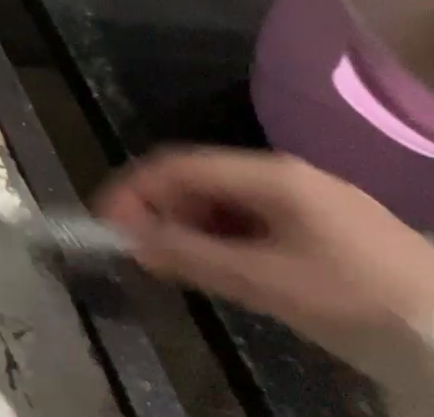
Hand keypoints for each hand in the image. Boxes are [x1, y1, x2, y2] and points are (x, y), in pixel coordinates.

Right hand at [94, 148, 433, 355]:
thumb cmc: (357, 298)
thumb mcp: (264, 281)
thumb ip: (188, 254)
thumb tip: (128, 240)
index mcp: (270, 174)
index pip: (176, 165)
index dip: (132, 190)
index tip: (107, 225)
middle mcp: (287, 175)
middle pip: (200, 179)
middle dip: (161, 210)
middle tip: (141, 249)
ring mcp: (315, 200)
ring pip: (228, 201)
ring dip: (193, 227)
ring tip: (181, 263)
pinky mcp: (334, 228)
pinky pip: (259, 219)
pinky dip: (228, 238)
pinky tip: (229, 268)